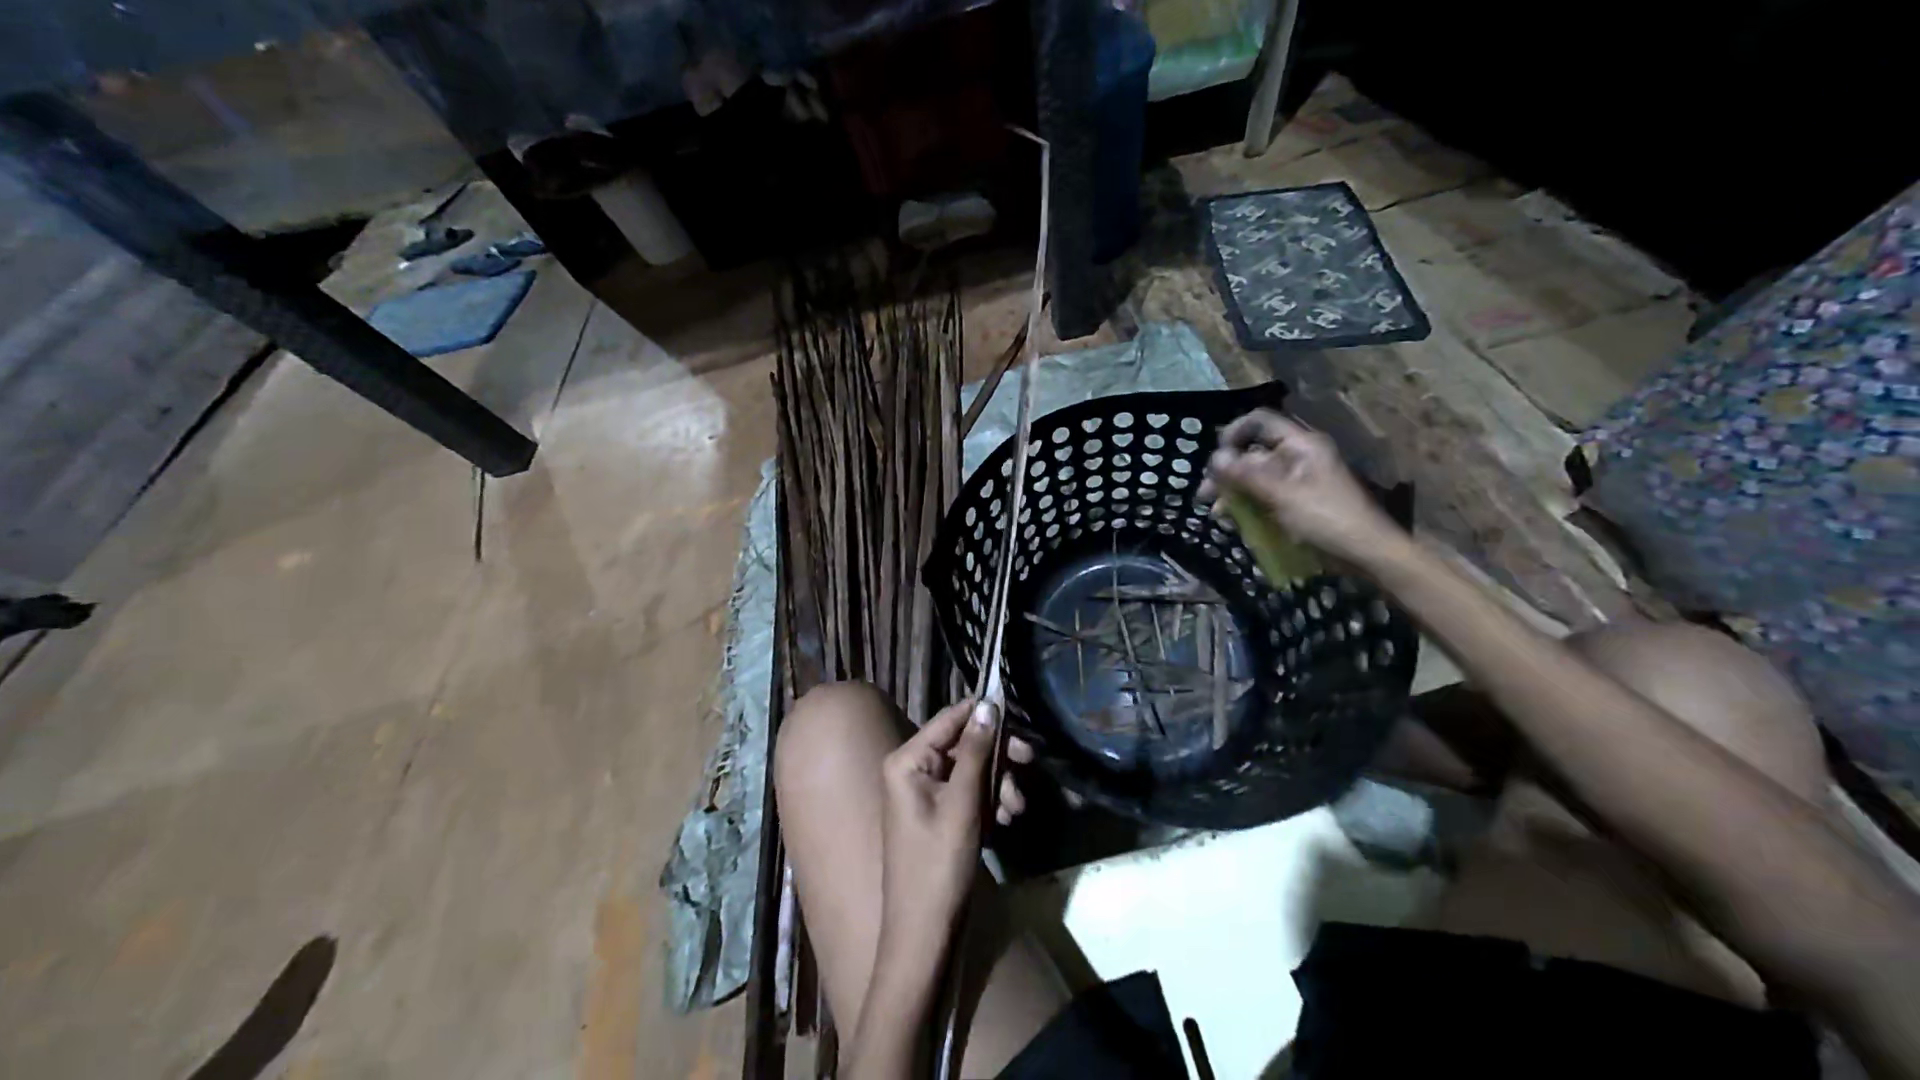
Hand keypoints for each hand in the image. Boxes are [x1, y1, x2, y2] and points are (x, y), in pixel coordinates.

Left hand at [877, 699, 1030, 953]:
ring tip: (1016, 810)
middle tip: (1030, 761)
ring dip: (998, 784)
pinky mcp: (938, 813)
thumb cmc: (939, 865)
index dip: (984, 714)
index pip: (950, 719)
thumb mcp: (963, 805)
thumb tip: (988, 705)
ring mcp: (925, 792)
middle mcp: (913, 769)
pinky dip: (990, 802)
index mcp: (907, 761)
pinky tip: (1006, 821)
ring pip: (972, 770)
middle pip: (964, 744)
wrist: (925, 932)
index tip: (1020, 717)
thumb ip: (976, 752)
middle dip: (997, 757)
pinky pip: (969, 793)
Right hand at [1199, 409, 1405, 567]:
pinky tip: (1233, 522)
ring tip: (1216, 514)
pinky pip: (1264, 496)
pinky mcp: (1295, 502)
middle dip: (1225, 472)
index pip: (1259, 422)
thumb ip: (1246, 475)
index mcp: (1300, 445)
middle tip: (1204, 495)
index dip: (1233, 434)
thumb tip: (1214, 458)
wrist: (1367, 553)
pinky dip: (1247, 506)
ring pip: (1254, 477)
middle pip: (1251, 452)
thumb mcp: (1282, 496)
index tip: (1214, 460)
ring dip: (1232, 492)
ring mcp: (1296, 480)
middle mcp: (1297, 456)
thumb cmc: (1327, 520)